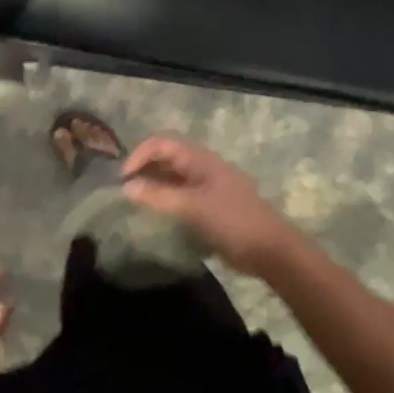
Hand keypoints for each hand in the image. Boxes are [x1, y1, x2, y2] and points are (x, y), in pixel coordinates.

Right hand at [121, 134, 301, 275]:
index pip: (162, 142)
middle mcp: (202, 166)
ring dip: (153, 183)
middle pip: (167, 156)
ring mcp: (207, 185)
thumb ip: (158, 195)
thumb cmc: (232, 221)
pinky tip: (156, 213)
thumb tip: (126, 187)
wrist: (270, 250)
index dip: (140, 154)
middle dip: (144, 167)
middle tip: (124, 189)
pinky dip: (165, 198)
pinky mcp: (210, 204)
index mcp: (200, 159)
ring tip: (135, 200)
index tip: (123, 178)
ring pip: (173, 175)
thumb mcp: (192, 207)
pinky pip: (181, 193)